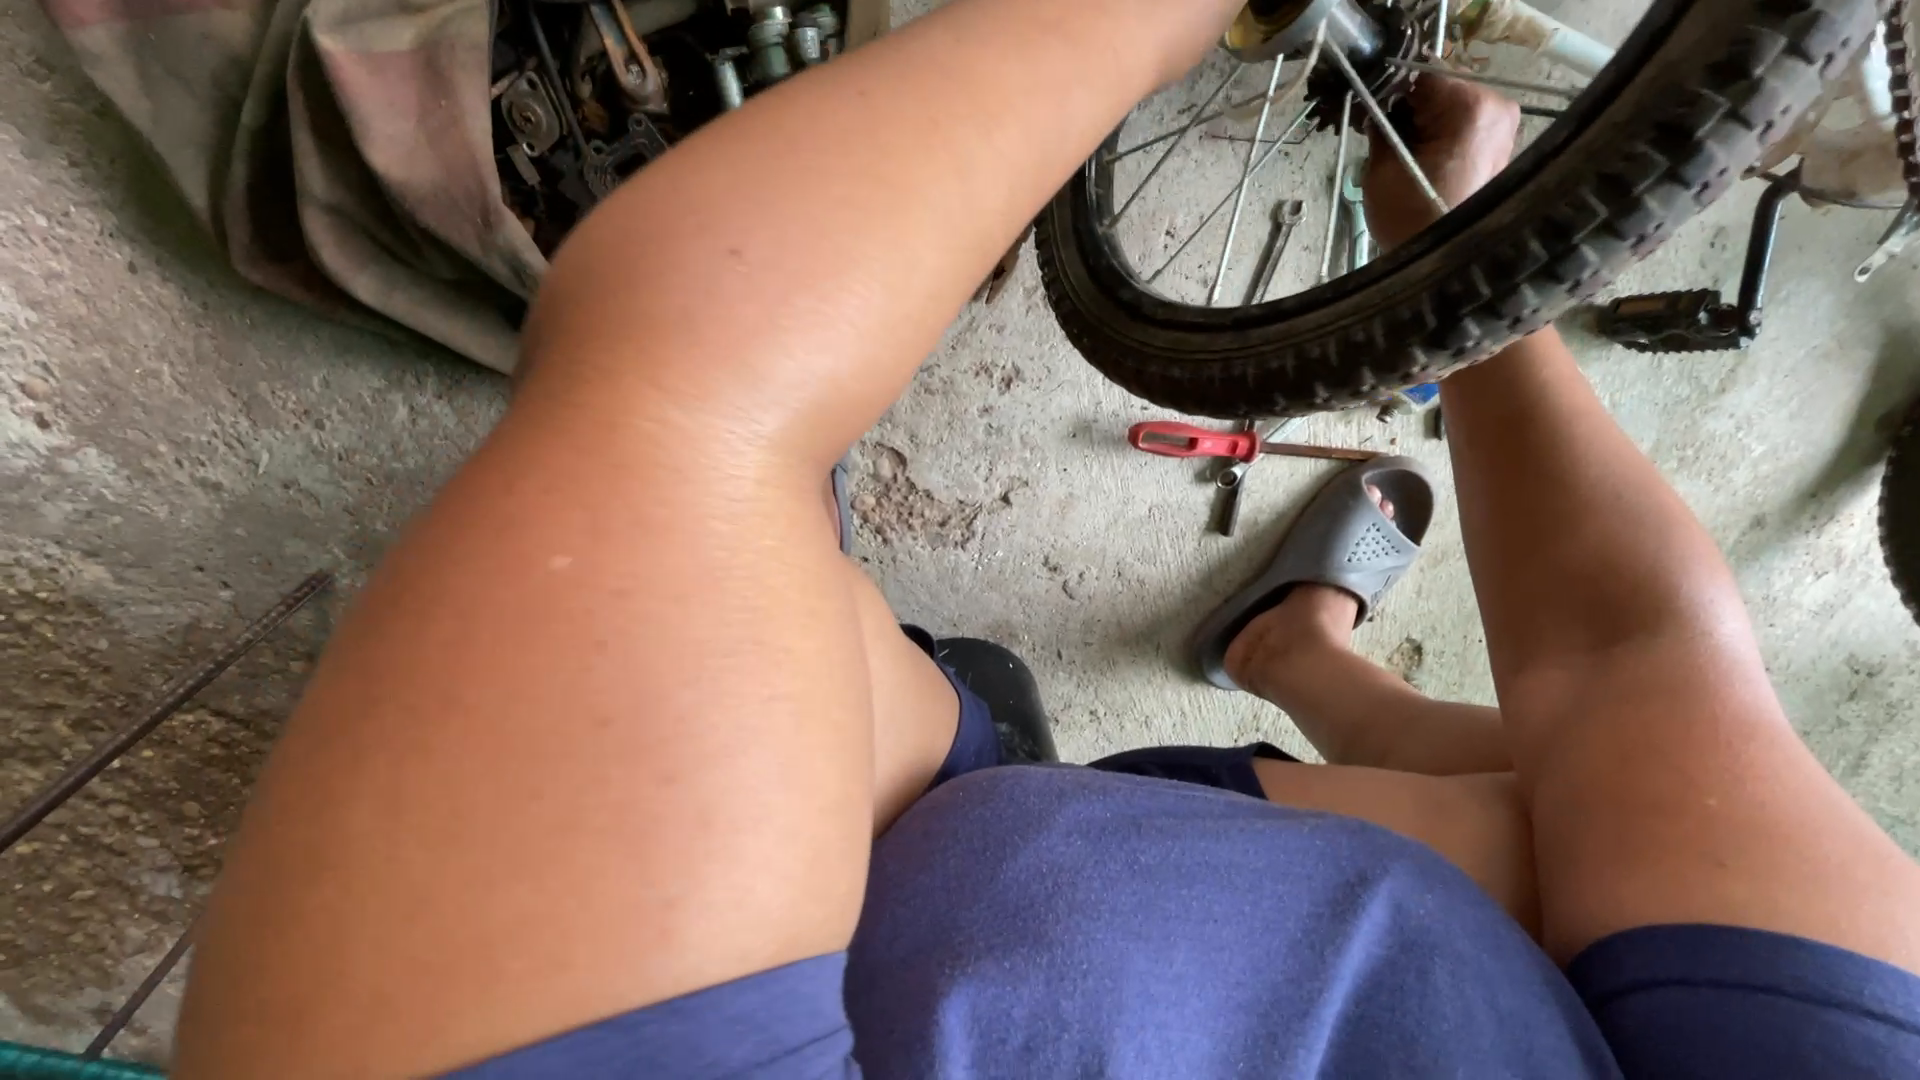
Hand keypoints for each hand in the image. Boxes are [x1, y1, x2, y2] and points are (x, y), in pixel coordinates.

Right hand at [1364, 75, 1520, 249]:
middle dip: (1414, 113)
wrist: (1443, 264)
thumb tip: (1380, 111)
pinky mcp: (1502, 151)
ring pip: (1454, 112)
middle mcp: (1498, 108)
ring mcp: (1505, 130)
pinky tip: (1424, 168)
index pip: (1423, 77)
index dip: (1393, 95)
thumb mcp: (1381, 170)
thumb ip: (1381, 129)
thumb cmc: (1409, 217)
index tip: (1376, 118)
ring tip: (1406, 160)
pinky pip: (1466, 132)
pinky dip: (1443, 142)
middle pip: (1443, 93)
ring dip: (1427, 129)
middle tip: (1389, 143)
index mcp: (1471, 105)